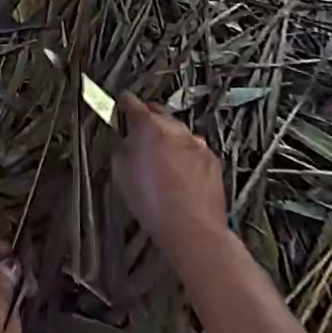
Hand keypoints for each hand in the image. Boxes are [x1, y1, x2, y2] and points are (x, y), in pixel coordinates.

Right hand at [113, 93, 228, 252]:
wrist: (193, 230)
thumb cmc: (153, 204)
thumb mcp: (122, 174)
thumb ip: (121, 148)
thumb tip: (124, 141)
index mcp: (148, 126)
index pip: (131, 102)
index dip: (123, 103)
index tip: (120, 106)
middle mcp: (174, 128)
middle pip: (157, 114)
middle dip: (146, 121)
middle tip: (137, 138)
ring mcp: (196, 142)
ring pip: (177, 133)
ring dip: (167, 140)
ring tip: (160, 164)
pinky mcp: (211, 159)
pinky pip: (193, 149)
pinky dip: (185, 156)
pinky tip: (180, 176)